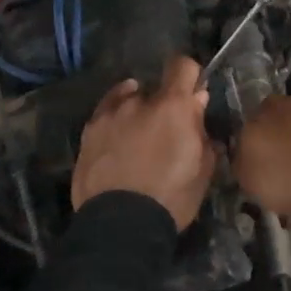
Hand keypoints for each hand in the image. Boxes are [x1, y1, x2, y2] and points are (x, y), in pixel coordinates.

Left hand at [72, 57, 216, 228]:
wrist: (120, 224)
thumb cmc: (171, 199)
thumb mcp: (202, 169)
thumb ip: (201, 131)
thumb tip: (198, 104)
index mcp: (173, 107)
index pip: (183, 66)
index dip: (190, 77)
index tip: (192, 95)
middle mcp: (138, 100)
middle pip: (155, 88)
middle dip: (163, 104)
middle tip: (166, 131)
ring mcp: (109, 114)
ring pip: (127, 99)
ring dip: (136, 111)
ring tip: (138, 138)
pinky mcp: (88, 131)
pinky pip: (106, 113)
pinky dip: (114, 119)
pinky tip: (118, 135)